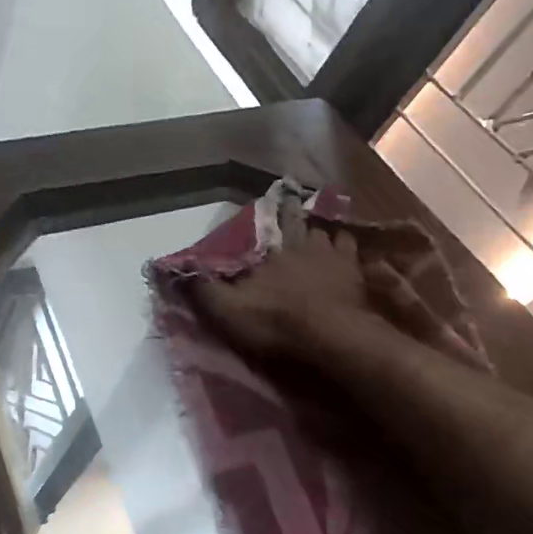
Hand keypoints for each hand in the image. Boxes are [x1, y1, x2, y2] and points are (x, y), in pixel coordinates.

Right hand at [193, 227, 488, 369]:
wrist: (329, 336)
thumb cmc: (276, 321)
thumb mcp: (229, 310)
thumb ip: (204, 291)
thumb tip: (175, 272)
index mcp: (275, 248)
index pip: (271, 219)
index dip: (272, 208)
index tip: (273, 197)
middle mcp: (306, 243)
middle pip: (304, 220)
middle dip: (300, 213)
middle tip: (299, 207)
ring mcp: (336, 257)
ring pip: (332, 232)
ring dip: (327, 230)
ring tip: (326, 230)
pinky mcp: (357, 274)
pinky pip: (355, 252)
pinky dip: (350, 248)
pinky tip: (351, 254)